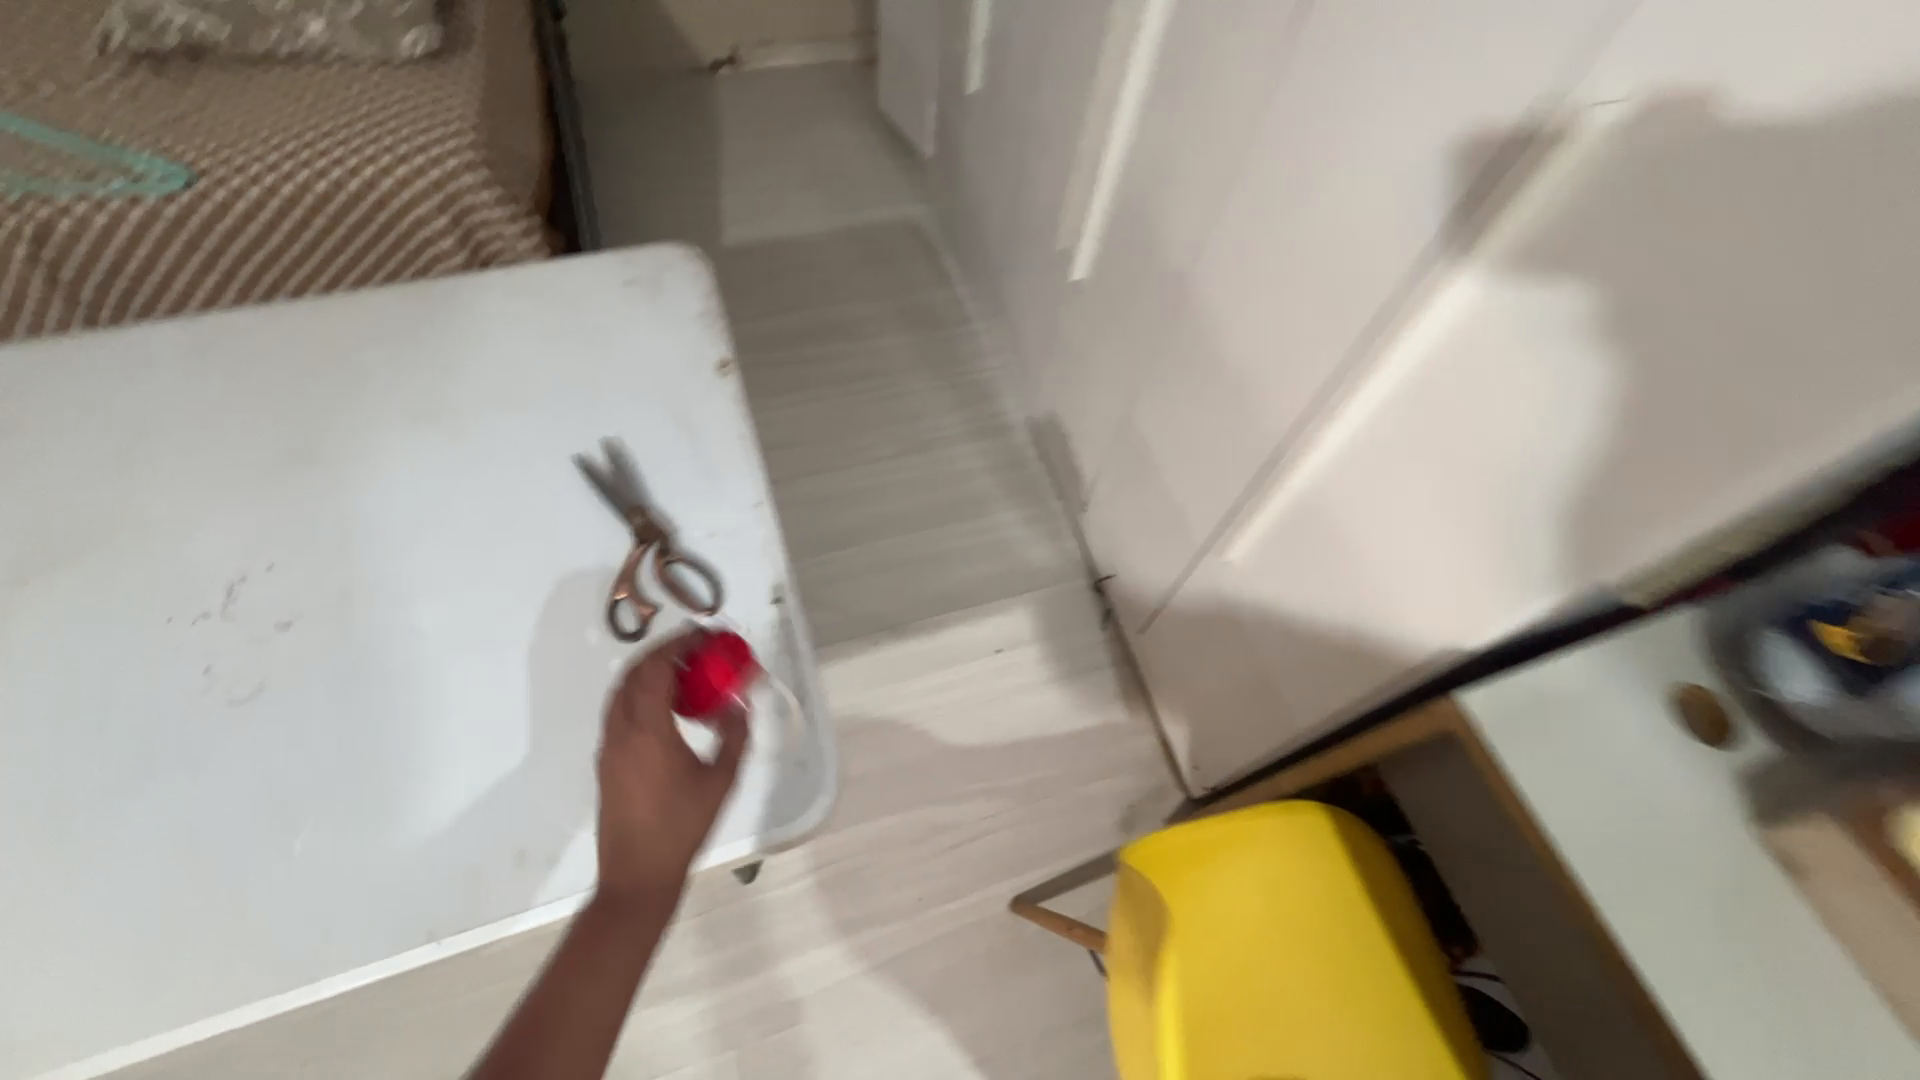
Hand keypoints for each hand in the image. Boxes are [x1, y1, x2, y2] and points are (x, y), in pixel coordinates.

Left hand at [593, 630, 749, 908]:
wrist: (637, 874)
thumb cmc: (683, 827)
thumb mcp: (722, 781)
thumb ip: (734, 737)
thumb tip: (740, 706)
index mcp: (648, 731)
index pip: (657, 669)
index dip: (680, 645)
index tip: (706, 636)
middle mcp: (621, 731)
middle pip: (635, 673)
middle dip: (665, 652)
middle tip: (697, 648)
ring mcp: (609, 746)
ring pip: (622, 692)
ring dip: (651, 672)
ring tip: (685, 673)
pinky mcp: (607, 761)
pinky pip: (620, 711)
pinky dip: (642, 694)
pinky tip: (669, 708)